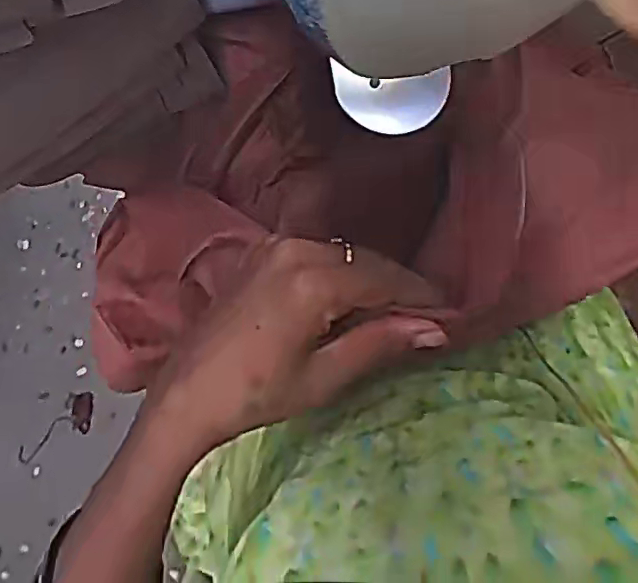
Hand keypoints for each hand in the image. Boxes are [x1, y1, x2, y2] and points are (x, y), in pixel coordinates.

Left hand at [146, 237, 447, 452]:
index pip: (383, 277)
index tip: (449, 311)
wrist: (188, 391)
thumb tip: (435, 328)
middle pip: (365, 260)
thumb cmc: (255, 393)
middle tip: (427, 316)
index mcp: (312, 279)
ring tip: (391, 311)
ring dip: (369, 277)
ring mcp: (275, 244)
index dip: (420, 295)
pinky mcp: (262, 249)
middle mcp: (295, 248)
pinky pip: (316, 252)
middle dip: (398, 286)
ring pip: (342, 253)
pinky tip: (348, 298)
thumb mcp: (323, 376)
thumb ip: (379, 342)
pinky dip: (339, 270)